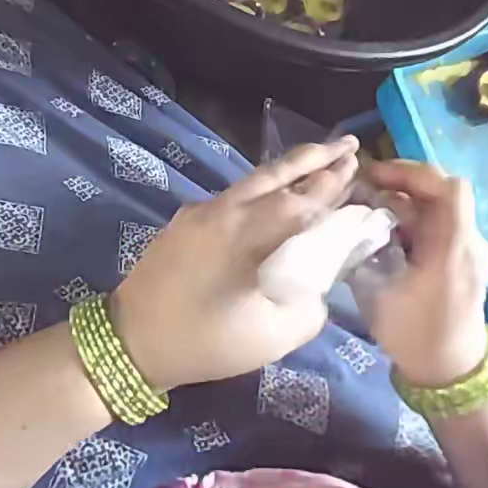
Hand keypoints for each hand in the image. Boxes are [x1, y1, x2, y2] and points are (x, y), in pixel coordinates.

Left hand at [110, 137, 360, 389]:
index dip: (331, 184)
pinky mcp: (184, 222)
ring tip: (319, 161)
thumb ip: (308, 308)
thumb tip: (317, 286)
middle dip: (315, 157)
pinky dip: (261, 191)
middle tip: (348, 144)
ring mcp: (198, 213)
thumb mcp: (271, 338)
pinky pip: (232, 197)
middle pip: (274, 175)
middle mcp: (221, 212)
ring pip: (252, 182)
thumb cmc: (203, 343)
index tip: (356, 166)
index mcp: (244, 235)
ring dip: (288, 171)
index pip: (299, 201)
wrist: (131, 341)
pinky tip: (274, 197)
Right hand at [361, 161, 487, 386]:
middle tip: (366, 186)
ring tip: (369, 207)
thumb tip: (350, 222)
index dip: (411, 172)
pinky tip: (384, 231)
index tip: (375, 176)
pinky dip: (411, 220)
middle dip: (403, 183)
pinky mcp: (461, 261)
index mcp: (454, 248)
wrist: (450, 372)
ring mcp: (468, 251)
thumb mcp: (378, 294)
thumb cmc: (414, 336)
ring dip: (405, 202)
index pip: (448, 188)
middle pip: (442, 193)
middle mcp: (469, 243)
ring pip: (438, 209)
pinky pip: (438, 226)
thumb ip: (364, 252)